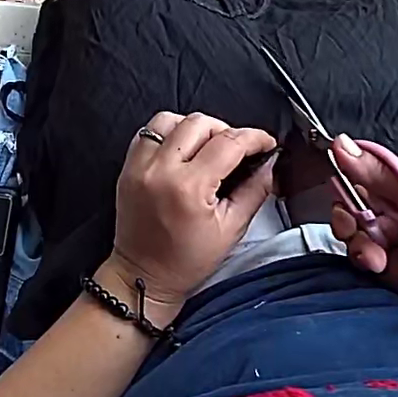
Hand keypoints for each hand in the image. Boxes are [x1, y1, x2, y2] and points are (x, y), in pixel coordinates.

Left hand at [105, 112, 277, 316]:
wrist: (143, 277)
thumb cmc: (184, 261)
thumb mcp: (232, 229)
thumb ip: (255, 190)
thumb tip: (269, 164)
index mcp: (189, 188)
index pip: (229, 142)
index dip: (255, 138)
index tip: (265, 144)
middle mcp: (160, 170)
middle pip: (201, 123)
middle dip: (227, 131)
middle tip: (238, 150)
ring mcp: (140, 166)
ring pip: (171, 119)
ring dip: (196, 128)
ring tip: (208, 148)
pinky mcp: (128, 167)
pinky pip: (148, 131)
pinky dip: (170, 134)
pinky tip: (182, 151)